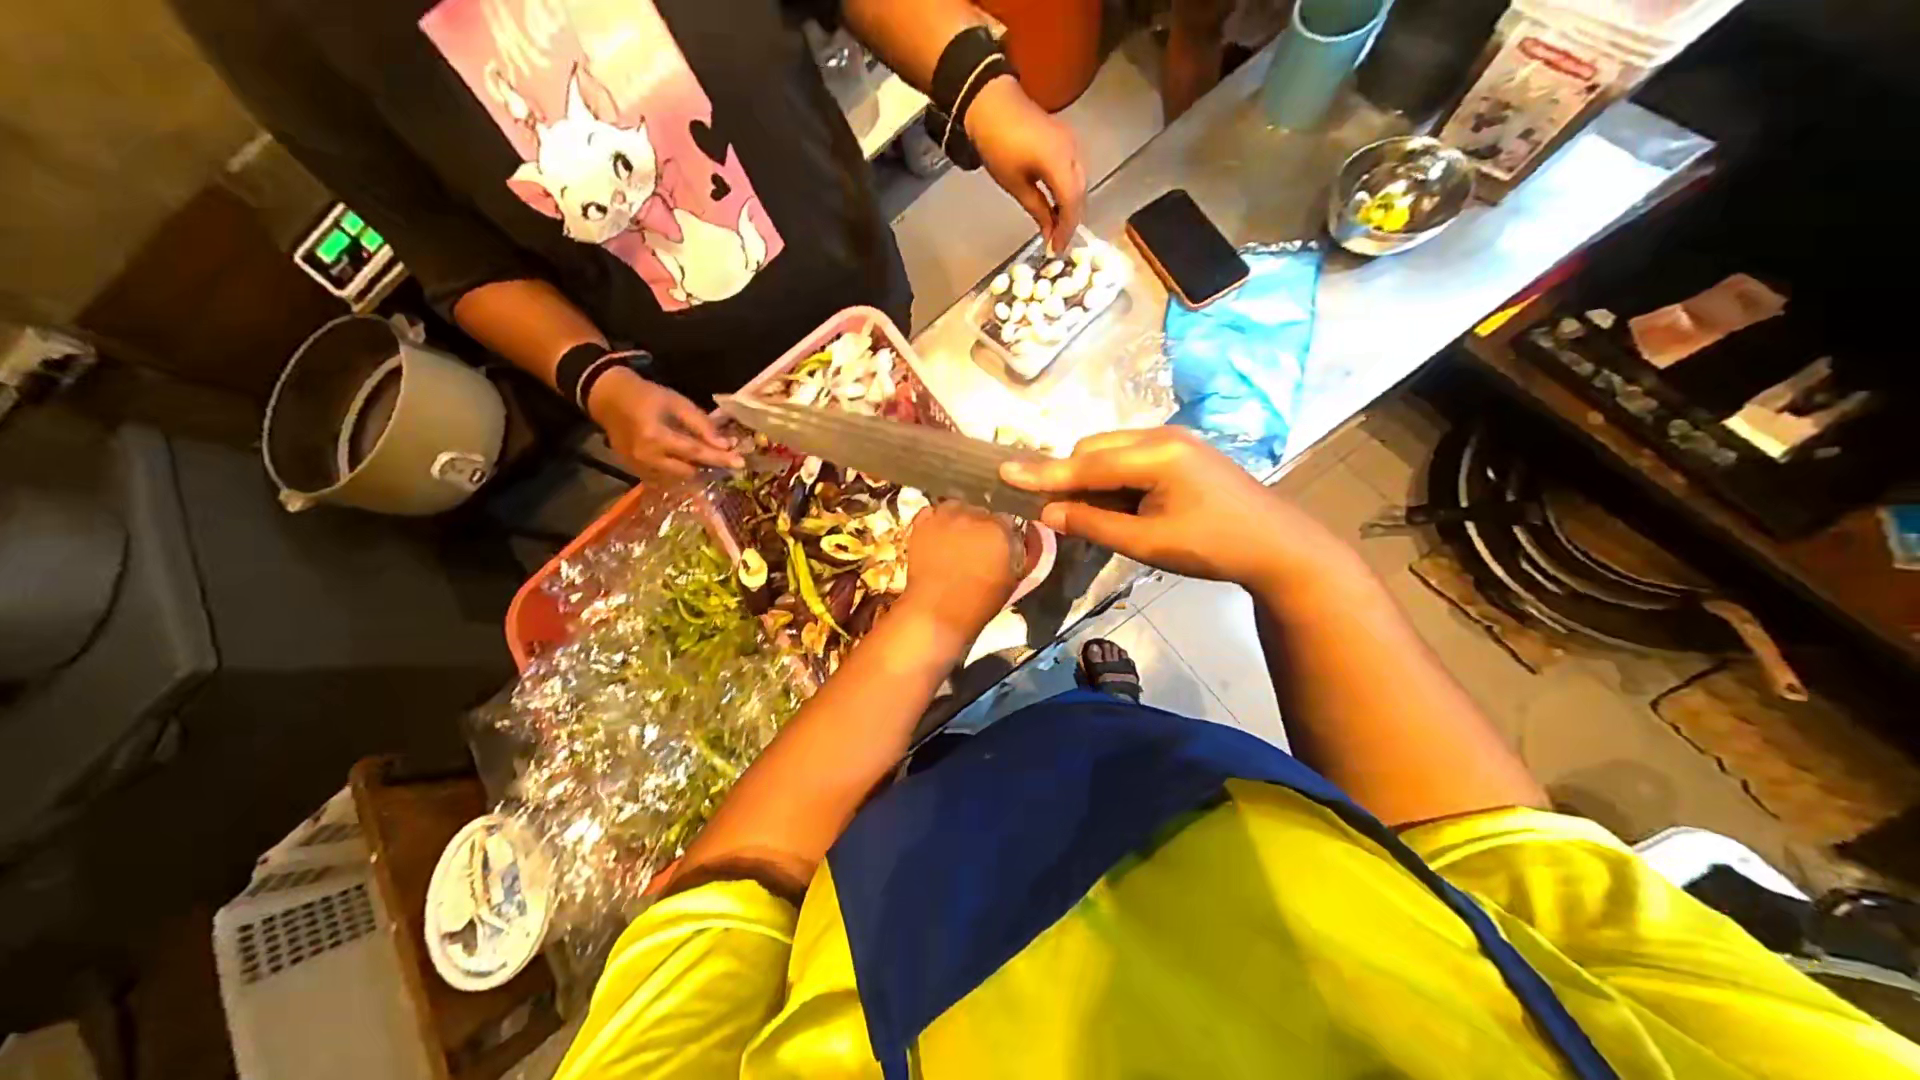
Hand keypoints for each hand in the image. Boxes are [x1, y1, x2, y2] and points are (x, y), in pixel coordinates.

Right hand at [586, 367, 743, 479]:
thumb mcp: (677, 402)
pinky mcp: (634, 472)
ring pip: (677, 478)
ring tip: (703, 457)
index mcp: (655, 436)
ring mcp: (638, 467)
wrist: (609, 399)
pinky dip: (678, 471)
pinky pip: (664, 478)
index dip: (720, 458)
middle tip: (723, 458)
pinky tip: (684, 460)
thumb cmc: (647, 396)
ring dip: (693, 470)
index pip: (695, 452)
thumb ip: (702, 425)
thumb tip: (726, 444)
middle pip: (688, 471)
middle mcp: (646, 457)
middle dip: (707, 466)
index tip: (741, 462)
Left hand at [899, 501, 1022, 643]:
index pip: (1007, 519)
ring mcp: (945, 516)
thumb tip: (1016, 538)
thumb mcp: (1011, 579)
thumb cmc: (979, 603)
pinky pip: (932, 511)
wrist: (937, 612)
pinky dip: (935, 520)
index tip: (998, 544)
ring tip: (955, 537)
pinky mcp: (922, 523)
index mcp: (1000, 529)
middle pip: (981, 510)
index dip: (1003, 532)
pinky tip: (936, 536)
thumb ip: (1017, 551)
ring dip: (958, 518)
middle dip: (981, 524)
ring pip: (956, 506)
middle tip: (976, 545)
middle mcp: (974, 515)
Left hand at [965, 75, 1085, 252]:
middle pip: (1079, 194)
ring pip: (1079, 183)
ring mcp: (1071, 143)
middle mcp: (1072, 152)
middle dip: (1071, 220)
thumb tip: (1049, 232)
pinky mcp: (1065, 140)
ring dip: (1071, 207)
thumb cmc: (998, 145)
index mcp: (1059, 162)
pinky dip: (1068, 191)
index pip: (1071, 203)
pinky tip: (1057, 205)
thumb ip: (1037, 209)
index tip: (1058, 249)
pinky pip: (1074, 171)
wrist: (991, 103)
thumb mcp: (1016, 184)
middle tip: (1059, 242)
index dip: (1067, 229)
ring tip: (1057, 227)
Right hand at [1001, 428, 1350, 591]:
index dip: (1044, 472)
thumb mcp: (1149, 543)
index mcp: (1156, 455)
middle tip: (1056, 512)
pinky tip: (1120, 504)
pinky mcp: (1182, 452)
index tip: (1004, 472)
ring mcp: (1175, 441)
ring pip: (1111, 450)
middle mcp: (1162, 436)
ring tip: (1091, 514)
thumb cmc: (1214, 548)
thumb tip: (1048, 513)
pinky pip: (1131, 456)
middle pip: (1095, 447)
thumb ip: (1095, 524)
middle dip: (1070, 475)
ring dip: (1092, 477)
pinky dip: (1114, 477)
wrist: (1279, 547)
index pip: (1086, 462)